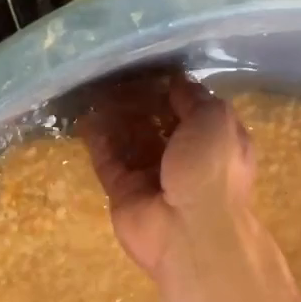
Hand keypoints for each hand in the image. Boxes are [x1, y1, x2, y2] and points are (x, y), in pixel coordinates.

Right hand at [76, 74, 255, 276]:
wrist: (188, 232)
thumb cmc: (211, 170)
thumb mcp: (215, 119)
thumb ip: (194, 98)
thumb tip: (176, 82)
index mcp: (214, 143)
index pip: (194, 112)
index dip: (177, 91)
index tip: (157, 69)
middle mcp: (183, 161)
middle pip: (159, 126)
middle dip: (142, 102)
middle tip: (122, 75)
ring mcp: (151, 179)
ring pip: (131, 142)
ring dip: (117, 118)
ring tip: (98, 89)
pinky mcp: (123, 194)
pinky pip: (108, 162)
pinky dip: (98, 142)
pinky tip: (86, 118)